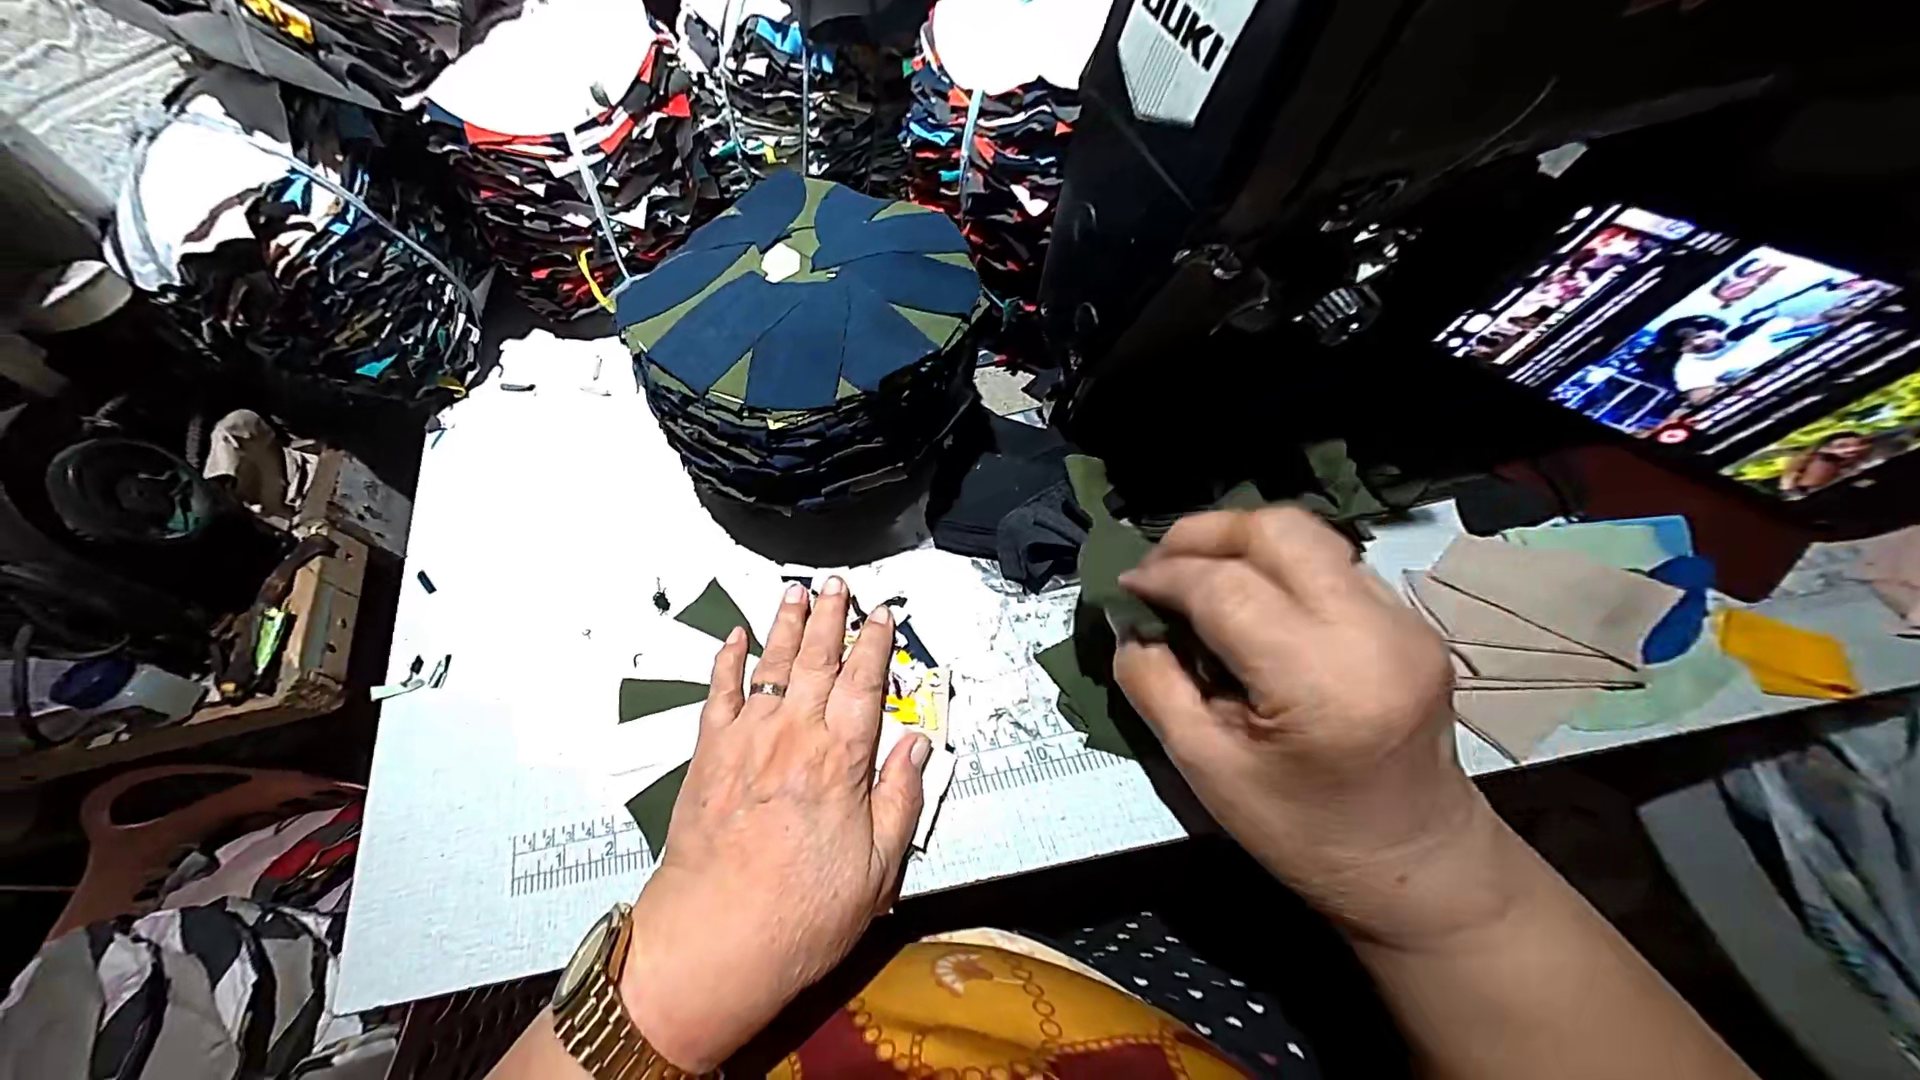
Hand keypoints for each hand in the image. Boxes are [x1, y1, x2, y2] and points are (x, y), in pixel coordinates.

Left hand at [619, 578, 930, 1070]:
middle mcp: (793, 738)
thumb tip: (918, 749)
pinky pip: (718, 694)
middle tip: (838, 585)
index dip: (876, 644)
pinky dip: (726, 661)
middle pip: (818, 660)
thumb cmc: (798, 913)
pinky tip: (734, 638)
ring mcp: (747, 740)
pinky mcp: (709, 755)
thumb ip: (900, 798)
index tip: (881, 617)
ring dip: (786, 624)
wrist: (710, 945)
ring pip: (772, 664)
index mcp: (839, 761)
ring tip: (795, 592)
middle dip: (831, 616)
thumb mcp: (876, 867)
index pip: (866, 683)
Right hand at [1115, 507, 1511, 946]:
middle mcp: (1374, 631)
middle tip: (1157, 566)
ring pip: (1305, 533)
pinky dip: (1271, 563)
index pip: (1226, 588)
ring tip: (1192, 574)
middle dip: (1201, 533)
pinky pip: (1326, 561)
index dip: (1164, 577)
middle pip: (1276, 530)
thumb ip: (1153, 685)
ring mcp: (1402, 620)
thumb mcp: (1204, 768)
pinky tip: (1244, 597)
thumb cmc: (1303, 832)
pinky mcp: (1408, 619)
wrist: (1418, 866)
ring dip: (1236, 542)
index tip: (1125, 589)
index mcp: (1323, 681)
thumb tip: (1129, 626)